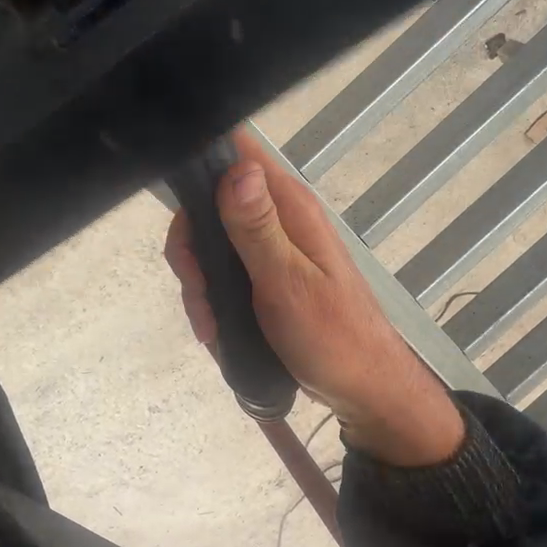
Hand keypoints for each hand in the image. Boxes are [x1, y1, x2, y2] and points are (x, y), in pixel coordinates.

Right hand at [163, 128, 463, 466]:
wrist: (370, 397)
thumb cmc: (333, 338)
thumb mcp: (288, 283)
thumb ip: (257, 226)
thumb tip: (237, 167)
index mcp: (288, 204)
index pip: (237, 150)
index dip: (199, 158)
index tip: (177, 198)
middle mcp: (278, 213)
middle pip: (209, 200)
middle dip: (191, 243)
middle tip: (194, 287)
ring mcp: (271, 242)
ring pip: (210, 238)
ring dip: (198, 278)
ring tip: (207, 322)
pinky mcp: (265, 270)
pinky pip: (222, 266)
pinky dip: (210, 293)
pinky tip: (214, 325)